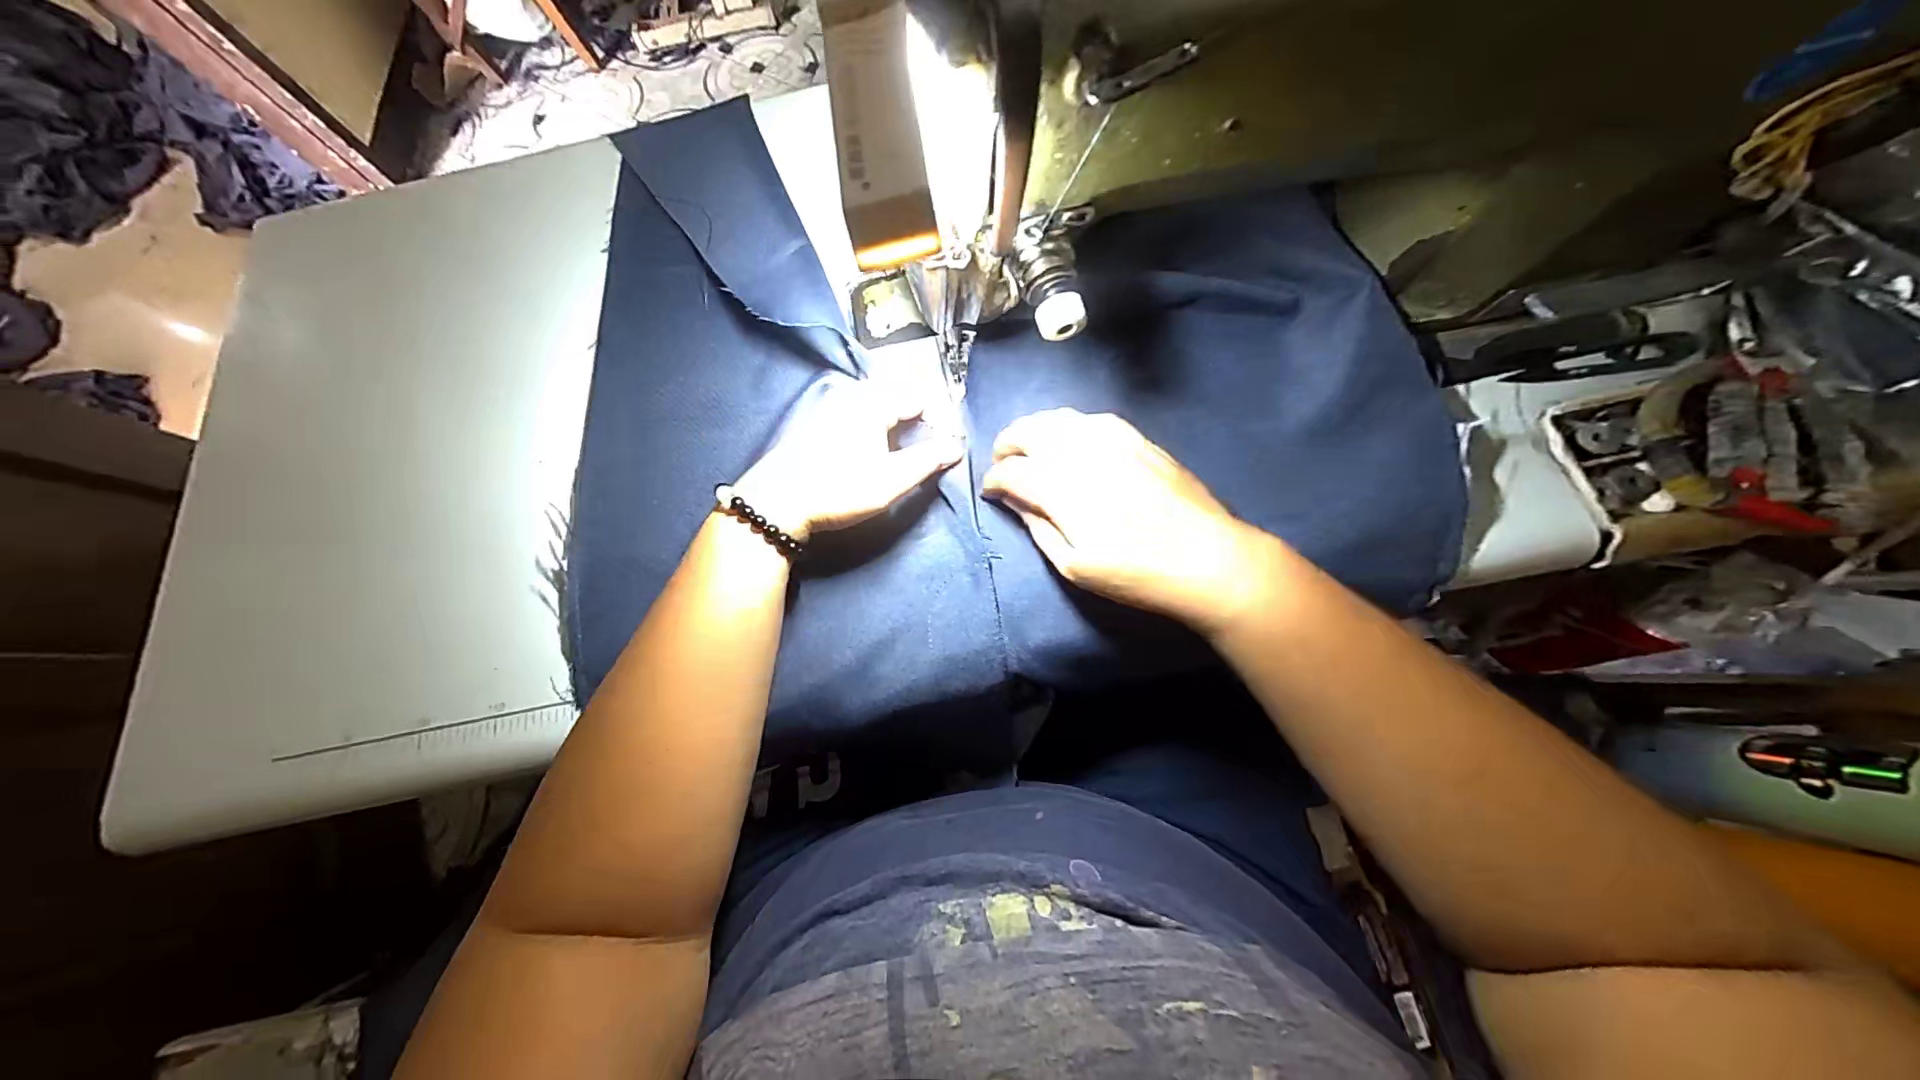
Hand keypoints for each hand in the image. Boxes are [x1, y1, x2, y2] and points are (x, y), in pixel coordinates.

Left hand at [731, 376, 964, 542]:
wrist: (776, 502)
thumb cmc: (838, 490)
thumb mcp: (891, 480)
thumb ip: (927, 460)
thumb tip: (956, 446)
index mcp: (872, 403)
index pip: (919, 397)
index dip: (939, 419)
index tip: (947, 444)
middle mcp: (850, 396)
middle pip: (896, 398)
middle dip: (917, 420)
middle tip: (928, 450)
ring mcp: (829, 408)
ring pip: (875, 407)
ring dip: (894, 425)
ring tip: (902, 454)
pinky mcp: (815, 424)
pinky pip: (855, 416)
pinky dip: (872, 429)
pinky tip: (870, 454)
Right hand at [982, 408, 1271, 634]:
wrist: (1207, 558)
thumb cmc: (1137, 573)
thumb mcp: (1076, 566)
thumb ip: (1038, 527)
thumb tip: (1014, 501)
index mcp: (1062, 488)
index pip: (1011, 471)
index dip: (993, 480)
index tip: (990, 491)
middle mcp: (1082, 452)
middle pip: (1029, 431)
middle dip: (1007, 444)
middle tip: (1002, 462)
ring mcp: (1113, 439)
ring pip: (1059, 418)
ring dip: (1034, 429)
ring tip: (1029, 447)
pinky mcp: (1137, 438)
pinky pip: (1091, 419)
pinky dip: (1069, 425)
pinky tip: (1070, 440)